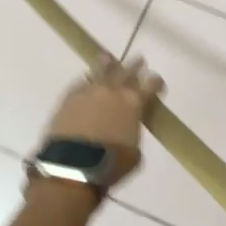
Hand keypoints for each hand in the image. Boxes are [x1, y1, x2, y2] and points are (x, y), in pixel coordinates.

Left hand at [43, 55, 162, 184]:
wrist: (72, 167)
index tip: (157, 82)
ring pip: (100, 71)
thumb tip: (127, 128)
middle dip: (134, 66)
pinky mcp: (68, 99)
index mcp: (134, 103)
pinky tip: (86, 80)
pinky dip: (86, 81)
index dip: (156, 82)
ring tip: (108, 58)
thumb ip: (133, 133)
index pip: (151, 84)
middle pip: (126, 71)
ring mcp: (88, 92)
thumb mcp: (134, 154)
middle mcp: (112, 91)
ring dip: (107, 65)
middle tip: (139, 60)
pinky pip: (80, 84)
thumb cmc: (110, 165)